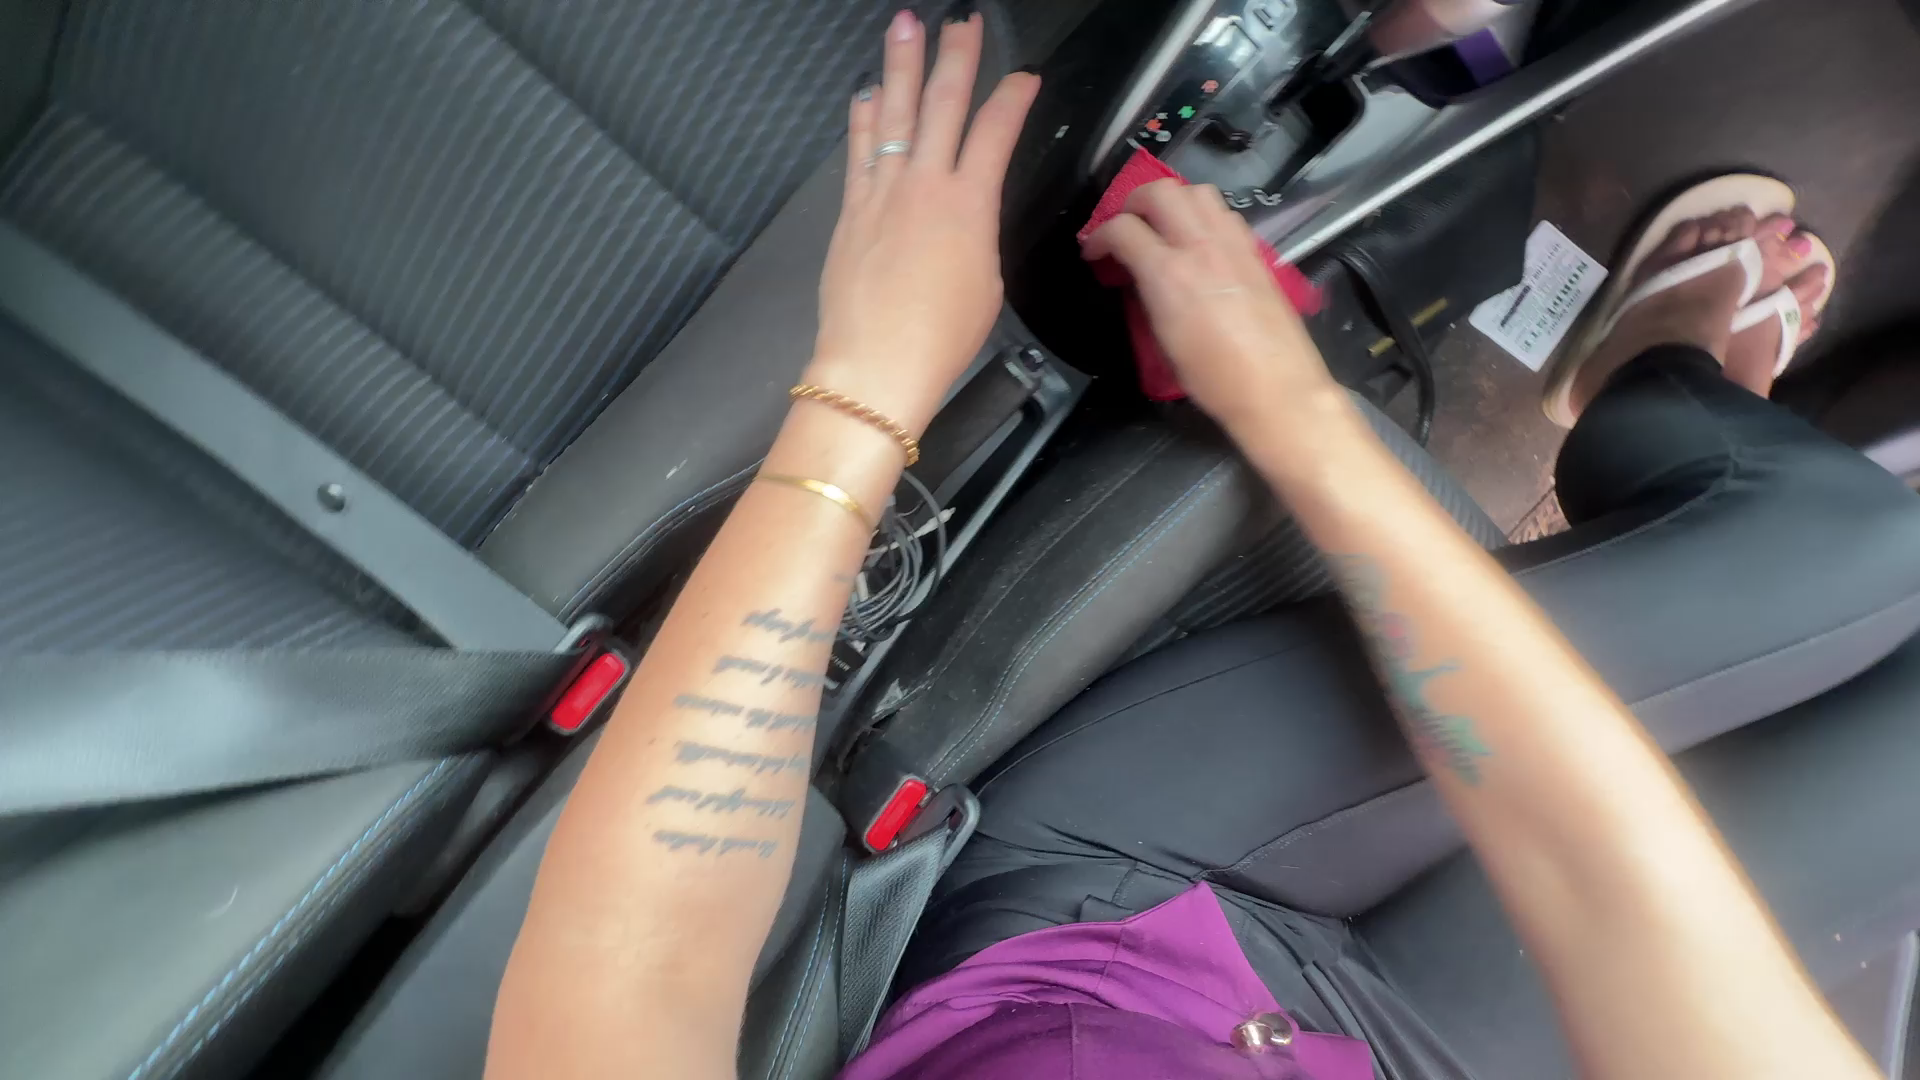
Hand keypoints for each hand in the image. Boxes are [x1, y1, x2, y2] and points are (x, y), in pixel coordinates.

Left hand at [807, 10, 1040, 436]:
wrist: (878, 363)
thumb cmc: (941, 337)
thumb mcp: (985, 287)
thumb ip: (978, 242)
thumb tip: (965, 225)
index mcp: (970, 205)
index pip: (996, 132)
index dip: (1014, 99)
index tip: (1026, 79)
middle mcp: (925, 185)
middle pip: (943, 104)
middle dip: (957, 57)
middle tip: (963, 22)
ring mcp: (882, 193)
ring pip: (893, 114)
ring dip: (900, 66)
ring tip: (905, 26)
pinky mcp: (851, 212)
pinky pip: (858, 152)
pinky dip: (861, 120)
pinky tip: (863, 96)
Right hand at [1084, 179, 1335, 434]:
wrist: (1273, 387)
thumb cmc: (1212, 378)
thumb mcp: (1162, 342)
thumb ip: (1147, 299)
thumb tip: (1139, 282)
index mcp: (1168, 275)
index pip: (1122, 230)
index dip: (1098, 237)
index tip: (1092, 253)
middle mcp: (1200, 247)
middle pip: (1160, 191)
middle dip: (1132, 203)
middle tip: (1124, 226)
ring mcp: (1232, 244)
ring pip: (1197, 191)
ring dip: (1171, 199)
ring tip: (1161, 224)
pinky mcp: (1254, 252)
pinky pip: (1223, 213)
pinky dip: (1202, 215)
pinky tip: (1198, 240)